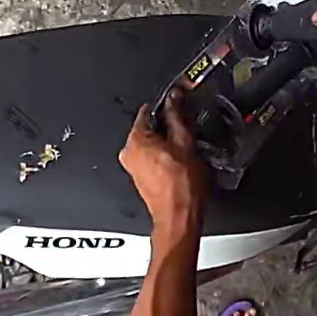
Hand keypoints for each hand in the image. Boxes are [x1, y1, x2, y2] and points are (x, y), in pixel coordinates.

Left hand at [120, 90, 204, 235]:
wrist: (179, 216)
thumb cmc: (182, 187)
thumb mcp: (186, 143)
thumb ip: (177, 116)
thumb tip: (174, 99)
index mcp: (135, 140)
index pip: (148, 110)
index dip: (167, 105)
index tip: (180, 104)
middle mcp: (128, 152)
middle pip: (148, 127)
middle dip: (168, 126)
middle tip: (188, 131)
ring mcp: (132, 166)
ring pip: (150, 143)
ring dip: (167, 141)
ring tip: (186, 149)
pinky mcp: (140, 177)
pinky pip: (150, 157)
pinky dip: (163, 155)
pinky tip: (180, 162)